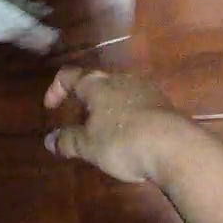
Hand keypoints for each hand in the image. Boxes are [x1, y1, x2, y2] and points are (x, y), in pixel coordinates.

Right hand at [42, 67, 196, 183]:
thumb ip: (68, 141)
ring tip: (104, 128)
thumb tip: (49, 140)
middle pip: (96, 82)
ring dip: (108, 106)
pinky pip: (136, 103)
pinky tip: (130, 134)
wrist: (173, 145)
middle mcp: (118, 79)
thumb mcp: (90, 146)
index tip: (50, 107)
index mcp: (96, 85)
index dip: (56, 88)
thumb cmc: (123, 141)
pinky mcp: (161, 102)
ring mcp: (142, 88)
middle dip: (85, 98)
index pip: (69, 76)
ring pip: (118, 91)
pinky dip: (127, 114)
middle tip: (79, 118)